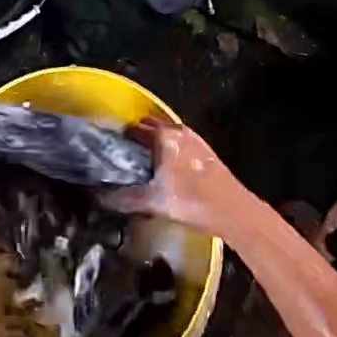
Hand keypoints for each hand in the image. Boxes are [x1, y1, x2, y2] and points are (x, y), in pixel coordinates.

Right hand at [103, 119, 246, 236]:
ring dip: (157, 140)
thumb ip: (126, 198)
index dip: (125, 136)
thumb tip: (105, 197)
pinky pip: (182, 142)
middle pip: (154, 126)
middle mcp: (180, 132)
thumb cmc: (193, 201)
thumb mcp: (153, 201)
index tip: (115, 144)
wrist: (231, 209)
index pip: (138, 128)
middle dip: (140, 134)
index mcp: (165, 137)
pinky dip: (171, 147)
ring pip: (169, 133)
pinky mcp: (205, 151)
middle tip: (127, 149)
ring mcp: (195, 140)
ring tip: (145, 157)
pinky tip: (169, 164)